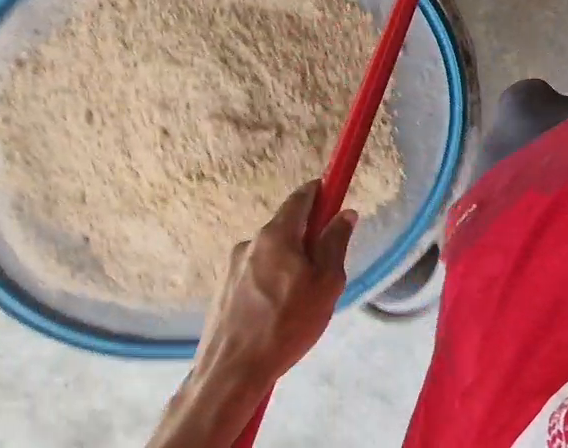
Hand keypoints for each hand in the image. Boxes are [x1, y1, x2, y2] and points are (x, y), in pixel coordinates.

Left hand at [190, 180, 356, 389]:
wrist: (229, 375)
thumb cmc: (287, 323)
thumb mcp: (327, 282)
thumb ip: (336, 243)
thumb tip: (345, 214)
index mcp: (276, 235)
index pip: (301, 196)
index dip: (323, 192)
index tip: (337, 199)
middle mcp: (250, 244)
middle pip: (287, 226)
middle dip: (309, 236)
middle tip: (326, 266)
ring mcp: (231, 269)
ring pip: (273, 253)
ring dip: (290, 263)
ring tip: (301, 298)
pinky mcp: (222, 292)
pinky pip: (257, 274)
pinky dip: (272, 282)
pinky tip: (278, 311)